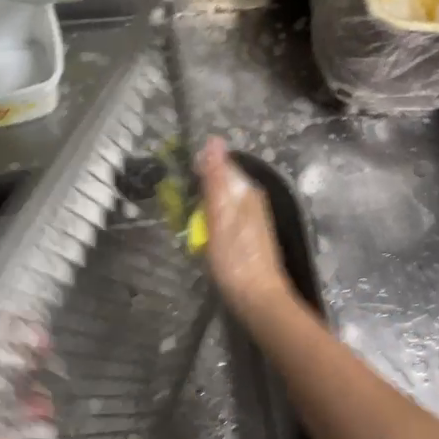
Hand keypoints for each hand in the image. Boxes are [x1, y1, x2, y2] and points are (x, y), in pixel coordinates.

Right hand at [196, 136, 296, 315]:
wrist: (258, 299)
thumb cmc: (235, 258)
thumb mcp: (220, 215)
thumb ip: (216, 178)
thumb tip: (214, 140)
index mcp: (247, 191)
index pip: (222, 165)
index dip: (199, 169)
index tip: (180, 181)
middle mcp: (253, 200)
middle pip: (223, 184)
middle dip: (202, 189)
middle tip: (182, 208)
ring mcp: (253, 220)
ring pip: (224, 202)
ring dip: (205, 208)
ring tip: (190, 223)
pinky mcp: (249, 238)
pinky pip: (226, 219)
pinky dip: (213, 223)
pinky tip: (205, 236)